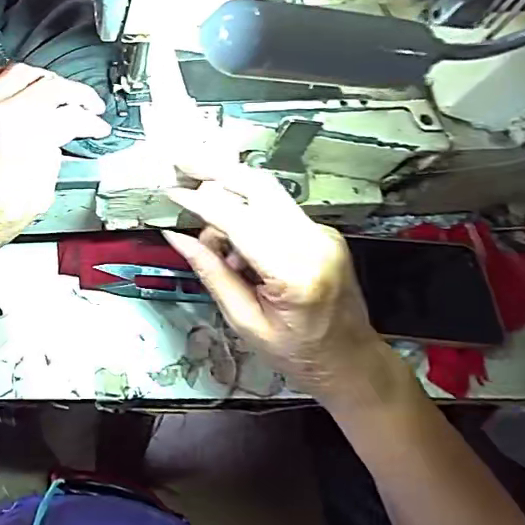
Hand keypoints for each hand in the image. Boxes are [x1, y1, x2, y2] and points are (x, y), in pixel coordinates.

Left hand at [0, 65, 110, 275]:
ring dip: (45, 78)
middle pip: (48, 85)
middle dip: (77, 94)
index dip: (90, 121)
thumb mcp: (39, 196)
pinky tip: (15, 84)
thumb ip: (53, 160)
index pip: (68, 116)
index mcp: (19, 138)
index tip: (97, 126)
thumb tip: (59, 140)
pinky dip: (5, 75)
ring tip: (58, 91)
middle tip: (86, 106)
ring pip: (19, 72)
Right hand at [163, 161, 411, 412]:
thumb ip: (211, 273)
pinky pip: (275, 209)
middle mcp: (313, 242)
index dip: (201, 202)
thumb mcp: (245, 322)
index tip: (172, 192)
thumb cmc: (298, 353)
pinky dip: (246, 214)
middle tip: (182, 163)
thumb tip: (177, 237)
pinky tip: (232, 245)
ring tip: (203, 222)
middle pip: (259, 186)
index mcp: (294, 272)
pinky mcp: (320, 231)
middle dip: (217, 170)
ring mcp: (321, 233)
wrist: (352, 361)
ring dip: (229, 193)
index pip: (239, 220)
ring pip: (267, 192)